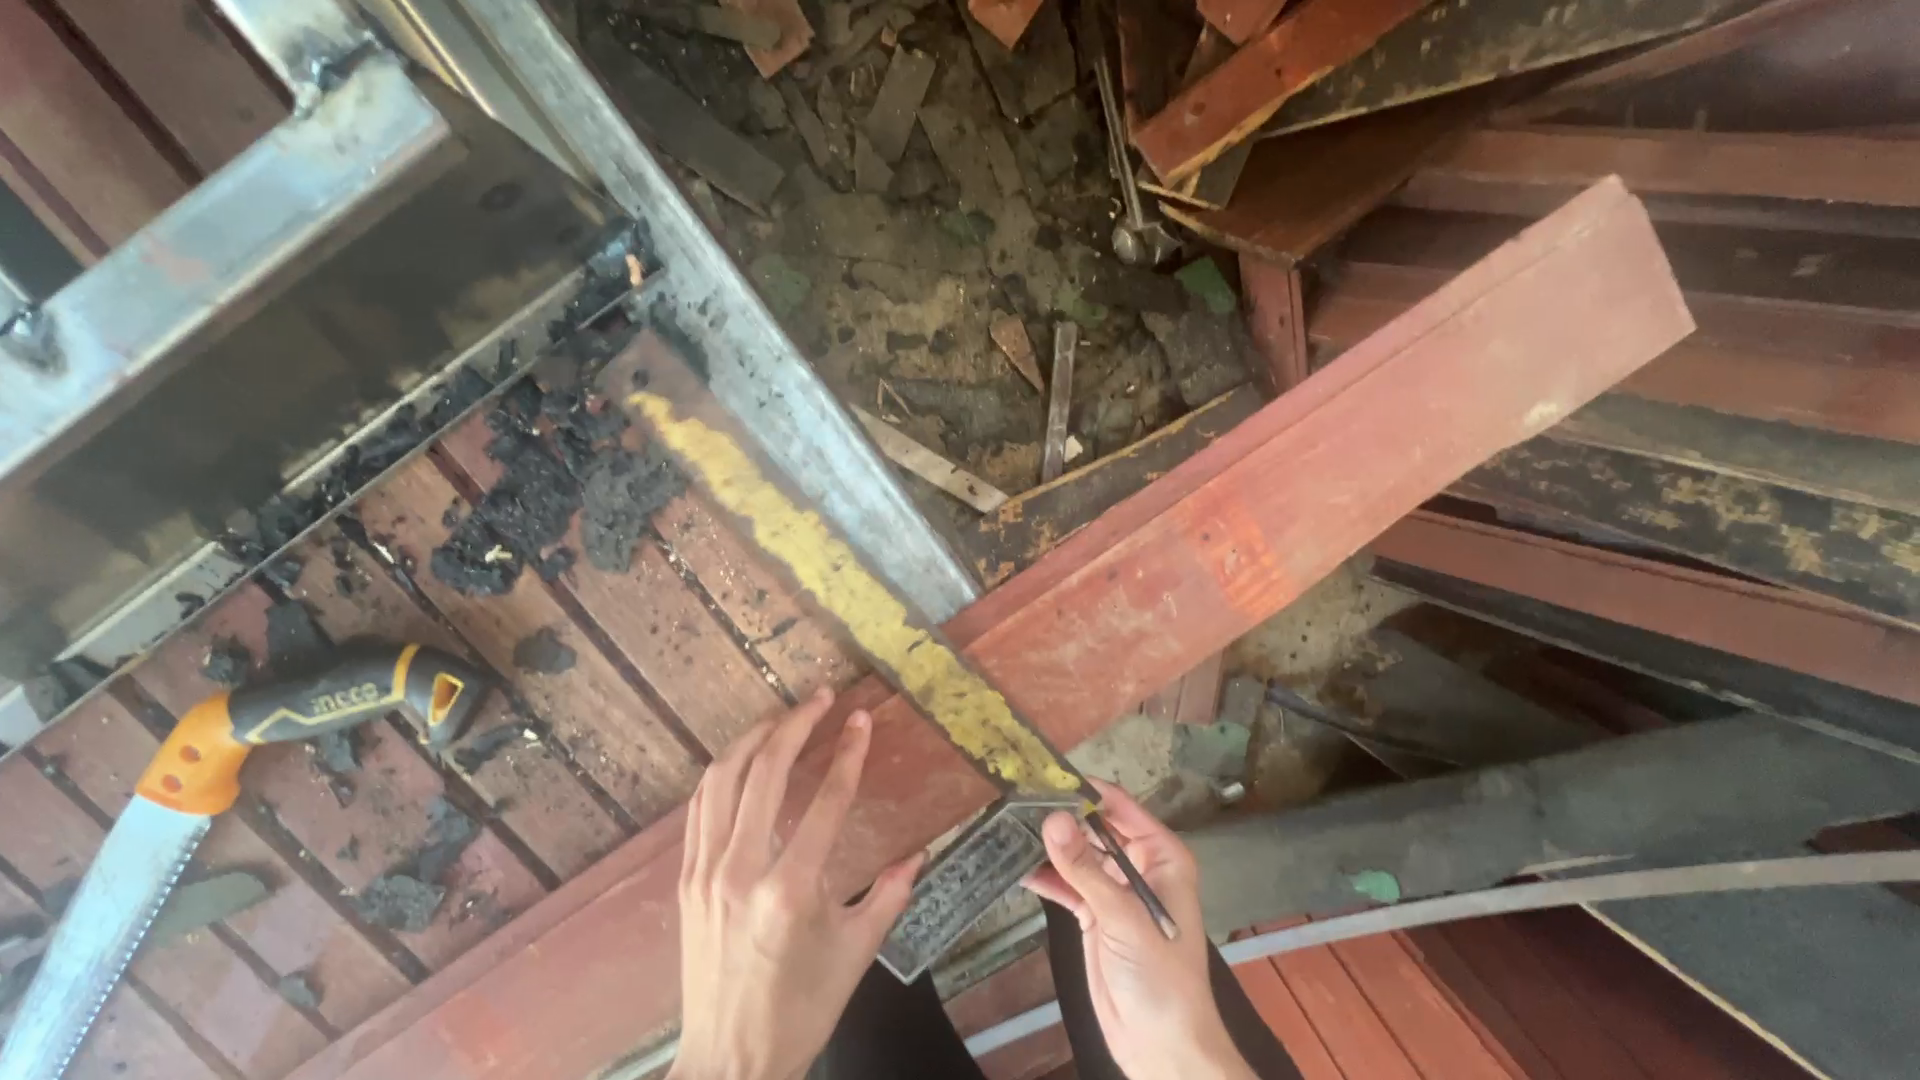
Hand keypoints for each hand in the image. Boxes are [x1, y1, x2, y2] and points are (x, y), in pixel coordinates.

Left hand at [670, 689, 922, 1079]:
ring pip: (722, 780)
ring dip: (752, 738)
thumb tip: (920, 853)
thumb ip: (889, 895)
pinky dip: (721, 772)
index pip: (825, 801)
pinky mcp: (686, 879)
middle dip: (796, 725)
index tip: (861, 719)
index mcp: (791, 891)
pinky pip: (699, 808)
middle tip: (821, 698)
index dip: (848, 753)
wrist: (727, 1061)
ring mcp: (706, 872)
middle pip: (765, 774)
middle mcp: (742, 871)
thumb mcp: (857, 954)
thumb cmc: (800, 1010)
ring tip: (781, 716)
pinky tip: (742, 758)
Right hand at [1023, 779, 1254, 1079]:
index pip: (1122, 808)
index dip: (1087, 791)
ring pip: (1078, 855)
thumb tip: (1053, 819)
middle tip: (1017, 799)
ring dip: (1048, 846)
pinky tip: (1017, 867)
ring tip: (1009, 826)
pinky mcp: (1094, 916)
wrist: (1162, 1046)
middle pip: (1096, 828)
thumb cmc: (1161, 978)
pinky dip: (1045, 877)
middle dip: (1062, 817)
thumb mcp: (1123, 919)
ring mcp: (1115, 892)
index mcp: (1162, 857)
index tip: (1046, 776)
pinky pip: (1066, 885)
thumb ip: (1085, 869)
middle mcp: (1139, 867)